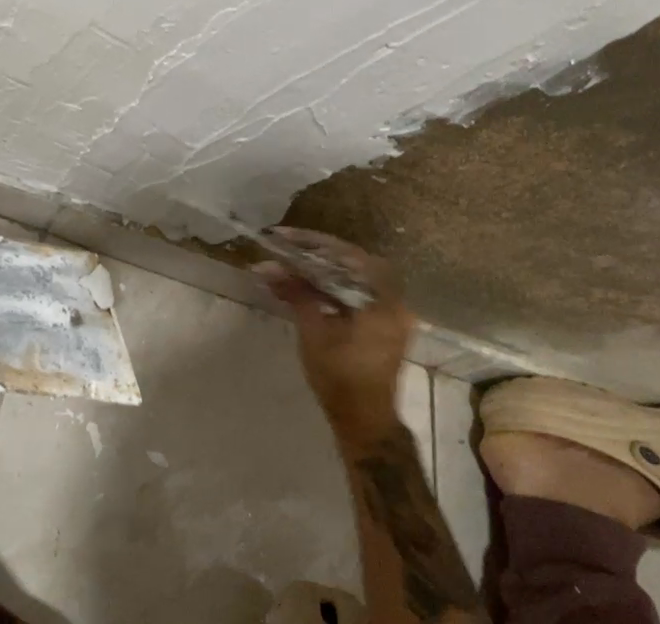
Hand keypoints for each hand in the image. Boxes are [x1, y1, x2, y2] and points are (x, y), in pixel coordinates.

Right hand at [255, 227, 414, 438]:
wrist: (364, 421)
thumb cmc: (339, 377)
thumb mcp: (314, 332)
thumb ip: (295, 293)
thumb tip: (265, 266)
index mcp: (383, 300)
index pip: (348, 255)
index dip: (313, 243)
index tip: (284, 237)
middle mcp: (394, 301)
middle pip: (353, 263)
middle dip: (317, 253)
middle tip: (285, 247)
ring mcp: (391, 313)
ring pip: (354, 278)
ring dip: (322, 270)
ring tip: (289, 264)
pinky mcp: (383, 325)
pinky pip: (356, 294)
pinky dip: (332, 287)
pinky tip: (306, 286)